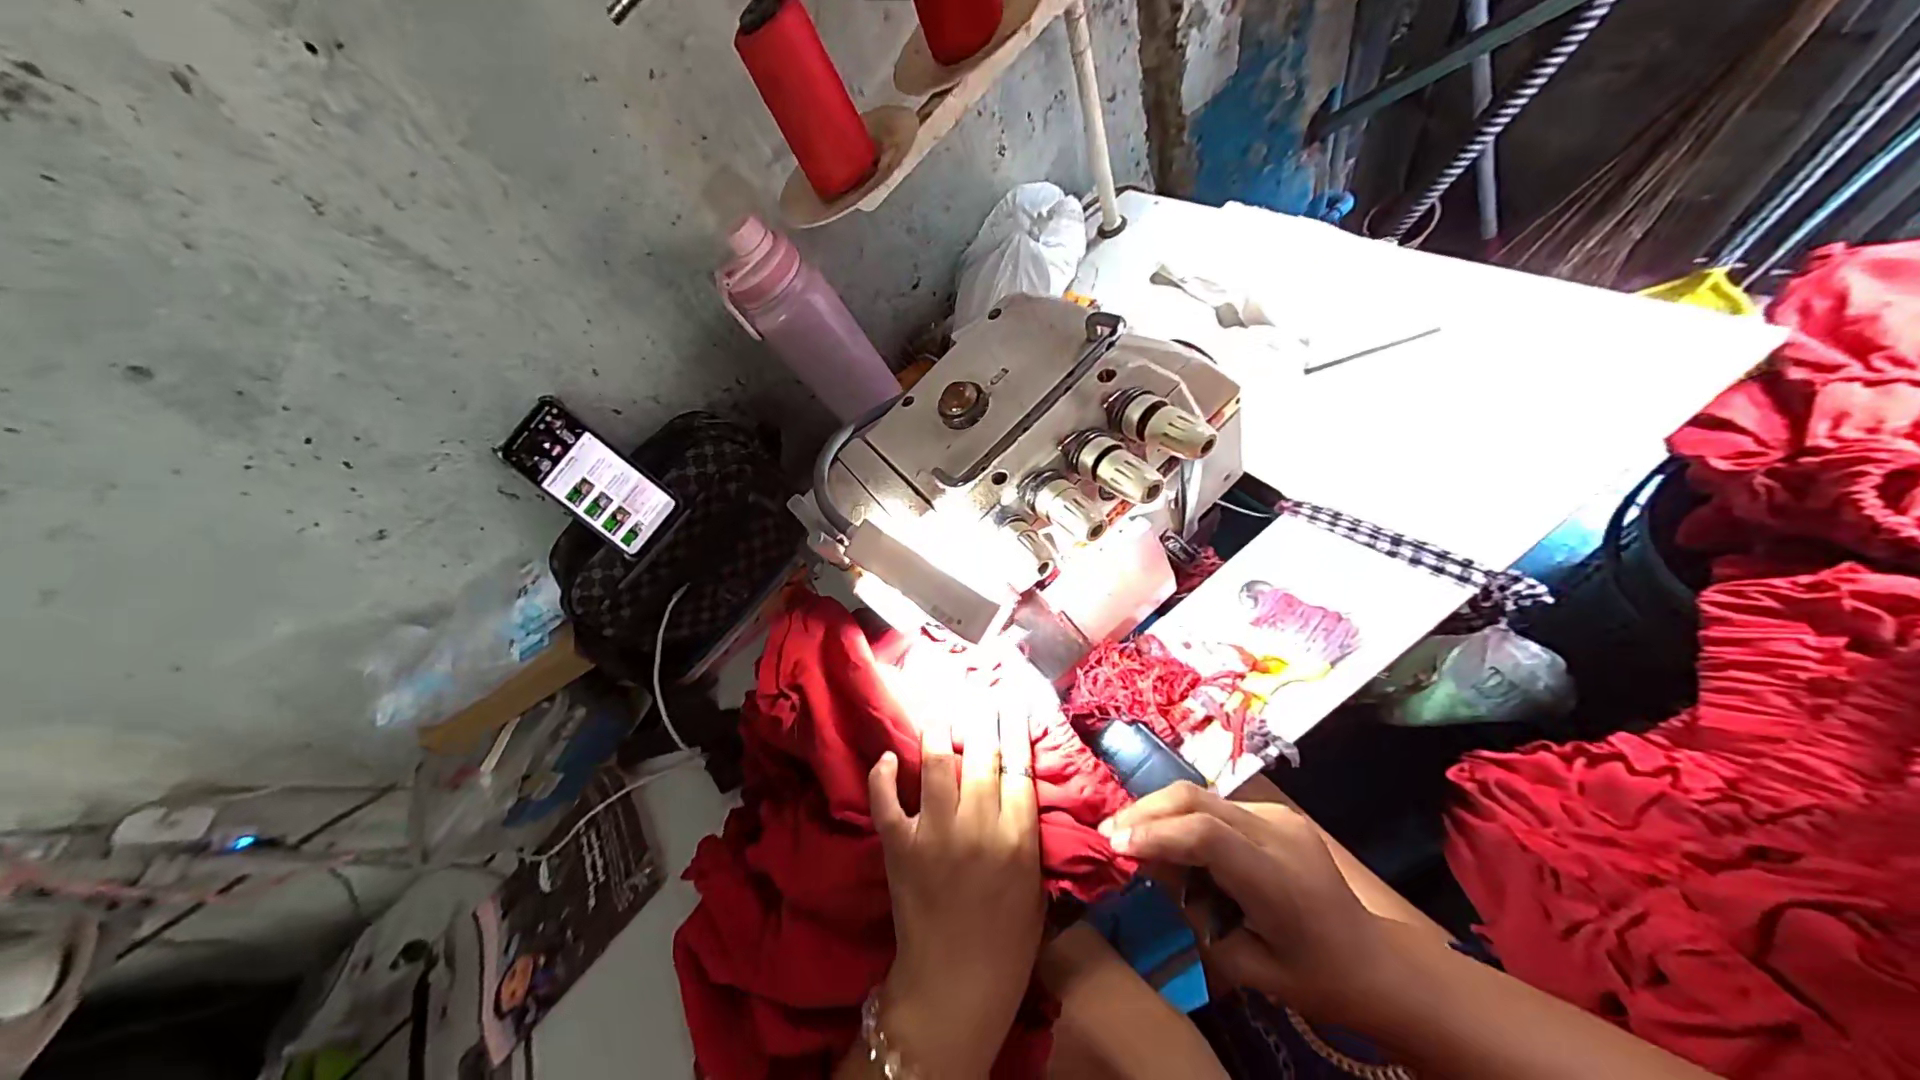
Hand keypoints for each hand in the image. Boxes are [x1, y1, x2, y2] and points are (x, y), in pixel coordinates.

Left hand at [868, 709, 1044, 1076]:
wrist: (956, 984)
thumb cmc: (1008, 941)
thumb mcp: (1035, 884)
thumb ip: (1028, 833)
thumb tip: (1017, 786)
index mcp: (1018, 838)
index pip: (1019, 766)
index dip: (1015, 728)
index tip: (1010, 702)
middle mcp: (978, 826)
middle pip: (982, 754)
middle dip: (981, 719)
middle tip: (977, 698)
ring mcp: (934, 834)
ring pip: (937, 764)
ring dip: (938, 733)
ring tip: (940, 715)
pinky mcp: (899, 847)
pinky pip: (887, 800)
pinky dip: (884, 775)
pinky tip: (889, 757)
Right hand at [1101, 782, 1397, 1021]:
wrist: (1376, 962)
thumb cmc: (1315, 979)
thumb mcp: (1248, 967)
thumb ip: (1195, 915)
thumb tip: (1150, 868)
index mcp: (1278, 880)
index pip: (1206, 836)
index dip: (1156, 834)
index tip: (1116, 847)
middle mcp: (1279, 834)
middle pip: (1198, 800)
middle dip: (1146, 811)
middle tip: (1108, 833)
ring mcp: (1280, 817)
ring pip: (1203, 797)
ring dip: (1160, 811)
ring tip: (1128, 834)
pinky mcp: (1276, 814)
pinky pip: (1218, 808)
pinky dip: (1185, 818)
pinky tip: (1169, 839)